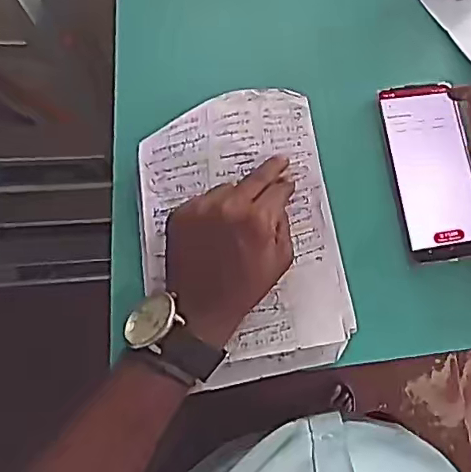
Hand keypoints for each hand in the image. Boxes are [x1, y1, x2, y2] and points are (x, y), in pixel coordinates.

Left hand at [165, 156, 295, 347]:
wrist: (200, 308)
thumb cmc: (242, 288)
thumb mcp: (280, 260)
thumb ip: (283, 226)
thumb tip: (280, 205)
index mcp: (257, 219)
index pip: (278, 188)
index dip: (286, 184)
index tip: (288, 179)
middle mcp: (229, 207)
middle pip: (255, 177)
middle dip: (270, 171)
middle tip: (279, 164)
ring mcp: (202, 208)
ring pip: (229, 188)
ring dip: (238, 195)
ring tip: (240, 215)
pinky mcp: (182, 214)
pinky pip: (206, 199)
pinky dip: (215, 206)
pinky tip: (219, 225)